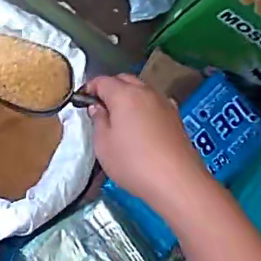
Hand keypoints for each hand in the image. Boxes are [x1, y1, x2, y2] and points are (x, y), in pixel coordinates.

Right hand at [85, 74, 214, 210]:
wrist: (177, 181)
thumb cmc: (133, 163)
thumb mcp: (103, 144)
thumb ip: (98, 120)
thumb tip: (98, 108)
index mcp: (124, 94)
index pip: (102, 81)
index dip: (89, 88)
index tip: (83, 100)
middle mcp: (146, 92)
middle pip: (124, 80)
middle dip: (110, 88)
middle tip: (100, 108)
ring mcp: (164, 103)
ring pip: (142, 90)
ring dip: (129, 97)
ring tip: (120, 118)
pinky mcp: (176, 117)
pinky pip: (154, 104)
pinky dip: (144, 107)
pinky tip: (142, 126)